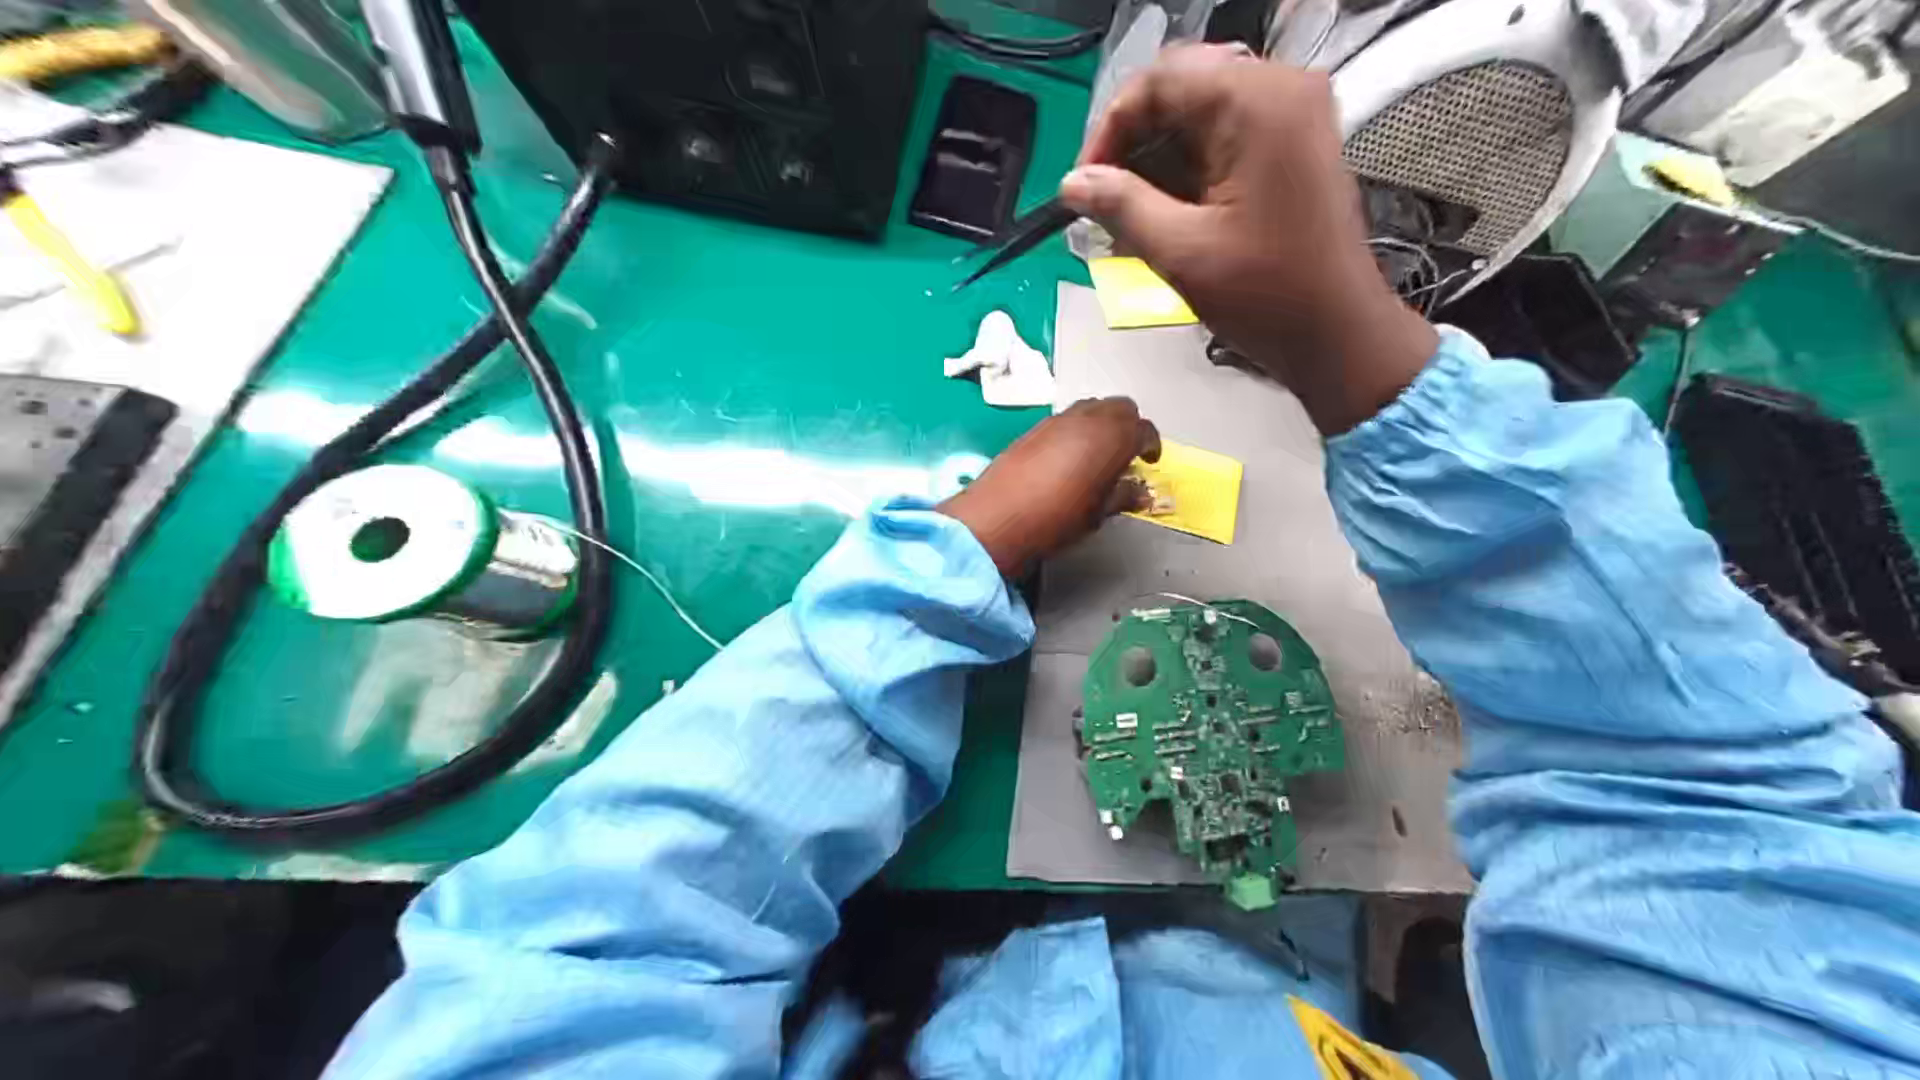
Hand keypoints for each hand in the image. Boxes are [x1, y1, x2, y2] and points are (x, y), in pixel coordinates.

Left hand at [939, 397, 1160, 576]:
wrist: (997, 520)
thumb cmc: (1056, 520)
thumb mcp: (1098, 513)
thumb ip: (1122, 496)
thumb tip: (1140, 493)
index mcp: (1112, 437)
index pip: (1144, 429)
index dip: (1150, 445)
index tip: (1149, 461)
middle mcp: (1087, 418)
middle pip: (1120, 408)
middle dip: (1128, 426)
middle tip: (1127, 453)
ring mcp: (1058, 420)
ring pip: (1091, 407)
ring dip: (1102, 424)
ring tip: (1099, 454)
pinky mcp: (1034, 428)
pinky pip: (1066, 419)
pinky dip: (1077, 429)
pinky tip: (1070, 457)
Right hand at [1058, 46, 1436, 434]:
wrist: (1335, 333)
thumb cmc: (1265, 296)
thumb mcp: (1180, 252)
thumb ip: (1120, 207)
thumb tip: (1072, 184)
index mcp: (1256, 103)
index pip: (1159, 80)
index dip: (1110, 130)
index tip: (1084, 185)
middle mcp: (1279, 92)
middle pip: (1179, 93)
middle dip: (1131, 149)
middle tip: (1102, 205)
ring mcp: (1289, 120)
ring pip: (1196, 120)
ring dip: (1153, 167)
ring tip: (1126, 222)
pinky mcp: (1288, 151)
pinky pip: (1220, 143)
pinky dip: (1183, 176)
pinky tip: (1159, 219)